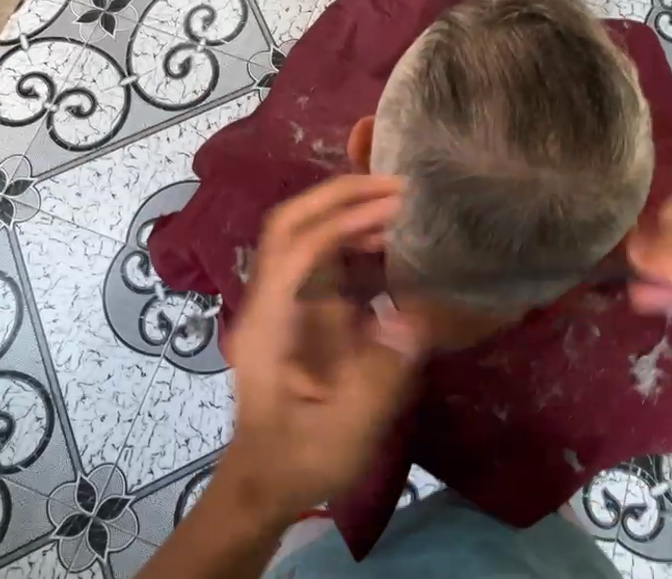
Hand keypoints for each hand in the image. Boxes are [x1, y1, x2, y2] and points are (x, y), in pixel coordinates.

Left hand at [213, 175, 425, 521]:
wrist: (261, 484)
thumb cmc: (300, 460)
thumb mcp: (347, 430)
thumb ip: (379, 374)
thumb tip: (410, 317)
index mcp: (269, 325)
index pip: (297, 248)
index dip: (344, 220)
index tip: (394, 208)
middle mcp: (264, 301)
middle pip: (288, 223)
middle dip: (339, 195)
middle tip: (395, 187)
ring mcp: (273, 302)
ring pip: (297, 232)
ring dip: (342, 211)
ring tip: (395, 208)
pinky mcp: (288, 310)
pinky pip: (311, 255)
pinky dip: (345, 237)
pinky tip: (381, 244)